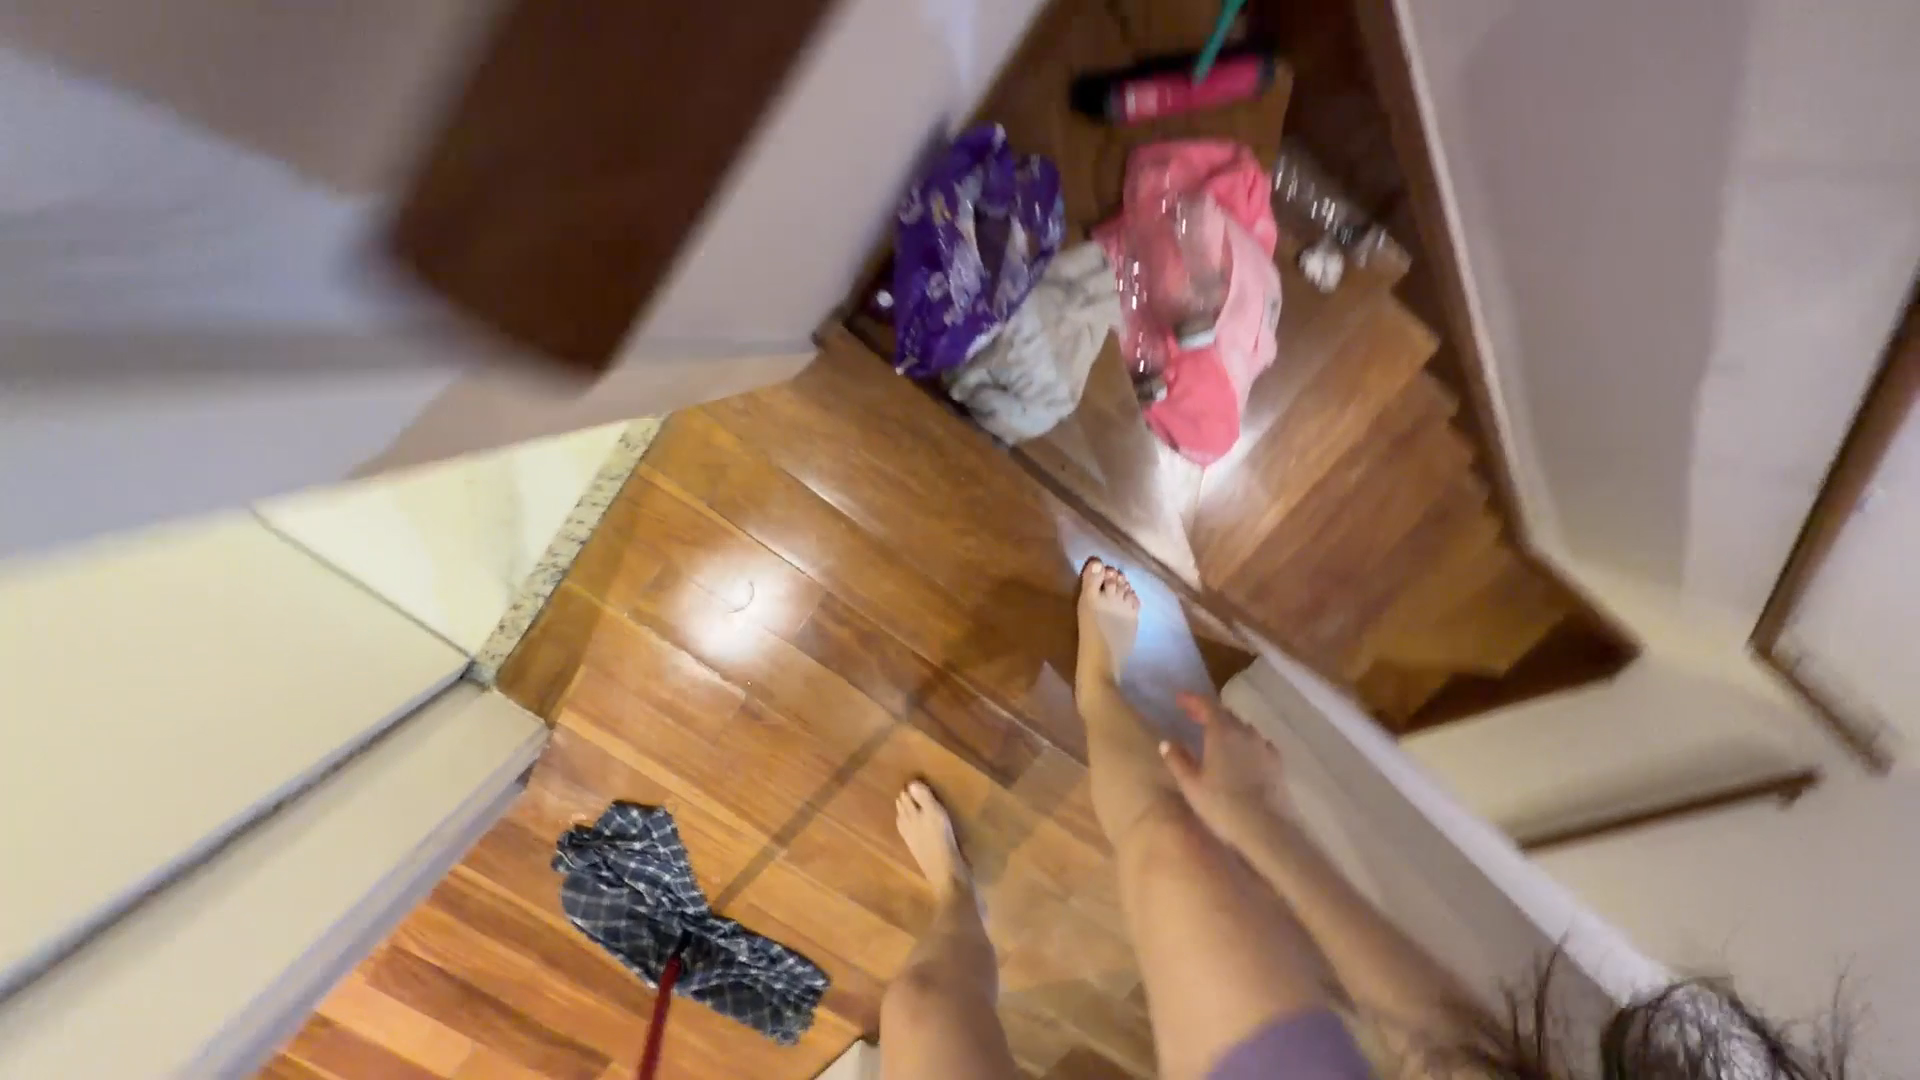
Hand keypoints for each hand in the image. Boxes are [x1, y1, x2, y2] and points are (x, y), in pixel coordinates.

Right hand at [1159, 692, 1288, 846]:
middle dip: (1208, 712)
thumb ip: (1178, 760)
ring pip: (1243, 728)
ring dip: (1227, 726)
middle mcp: (1245, 732)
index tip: (1178, 699)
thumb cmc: (1223, 806)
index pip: (1206, 704)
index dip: (1191, 699)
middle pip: (1225, 713)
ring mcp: (1264, 747)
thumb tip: (1167, 743)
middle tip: (1192, 717)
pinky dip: (1245, 742)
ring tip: (1215, 736)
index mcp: (1221, 732)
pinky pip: (1257, 743)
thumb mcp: (1191, 785)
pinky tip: (1242, 754)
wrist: (1269, 830)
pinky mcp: (1277, 763)